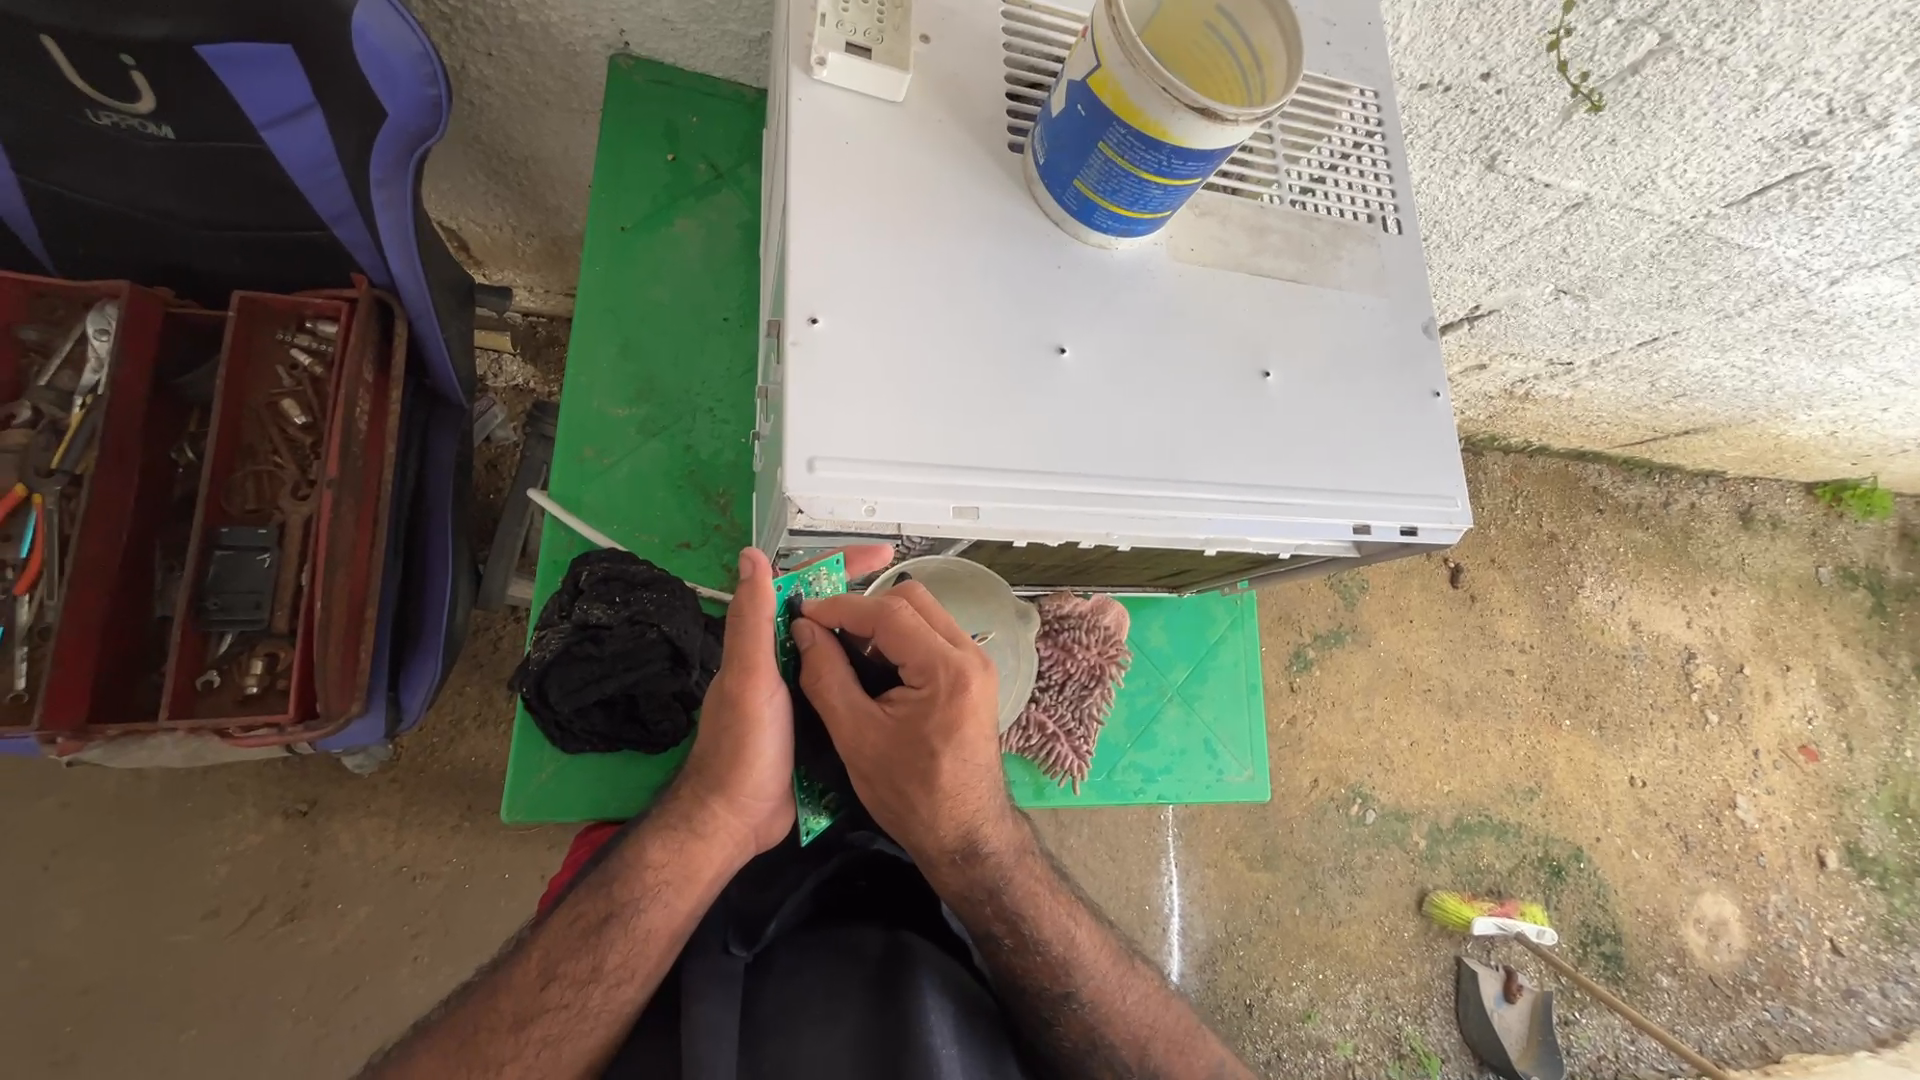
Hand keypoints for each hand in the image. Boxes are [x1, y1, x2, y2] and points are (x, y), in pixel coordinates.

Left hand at [676, 546, 893, 859]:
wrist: (739, 820)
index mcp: (764, 642)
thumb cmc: (743, 745)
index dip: (841, 565)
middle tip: (910, 598)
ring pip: (840, 652)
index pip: (803, 587)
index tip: (883, 556)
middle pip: (826, 617)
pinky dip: (870, 675)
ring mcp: (800, 691)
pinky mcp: (817, 720)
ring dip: (871, 638)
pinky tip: (898, 677)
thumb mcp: (750, 678)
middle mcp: (781, 660)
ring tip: (914, 633)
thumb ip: (752, 620)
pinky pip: (846, 687)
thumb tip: (752, 554)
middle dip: (864, 599)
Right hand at [792, 584, 1016, 866]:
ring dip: (883, 622)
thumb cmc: (910, 794)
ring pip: (924, 614)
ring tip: (845, 648)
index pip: (889, 613)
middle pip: (912, 600)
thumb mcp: (856, 737)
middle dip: (864, 609)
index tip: (804, 614)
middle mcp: (970, 655)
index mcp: (946, 670)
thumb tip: (803, 630)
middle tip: (826, 631)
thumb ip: (826, 677)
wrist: (964, 832)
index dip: (841, 607)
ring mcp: (977, 663)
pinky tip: (874, 664)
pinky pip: (933, 635)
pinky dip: (901, 639)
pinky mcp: (974, 675)